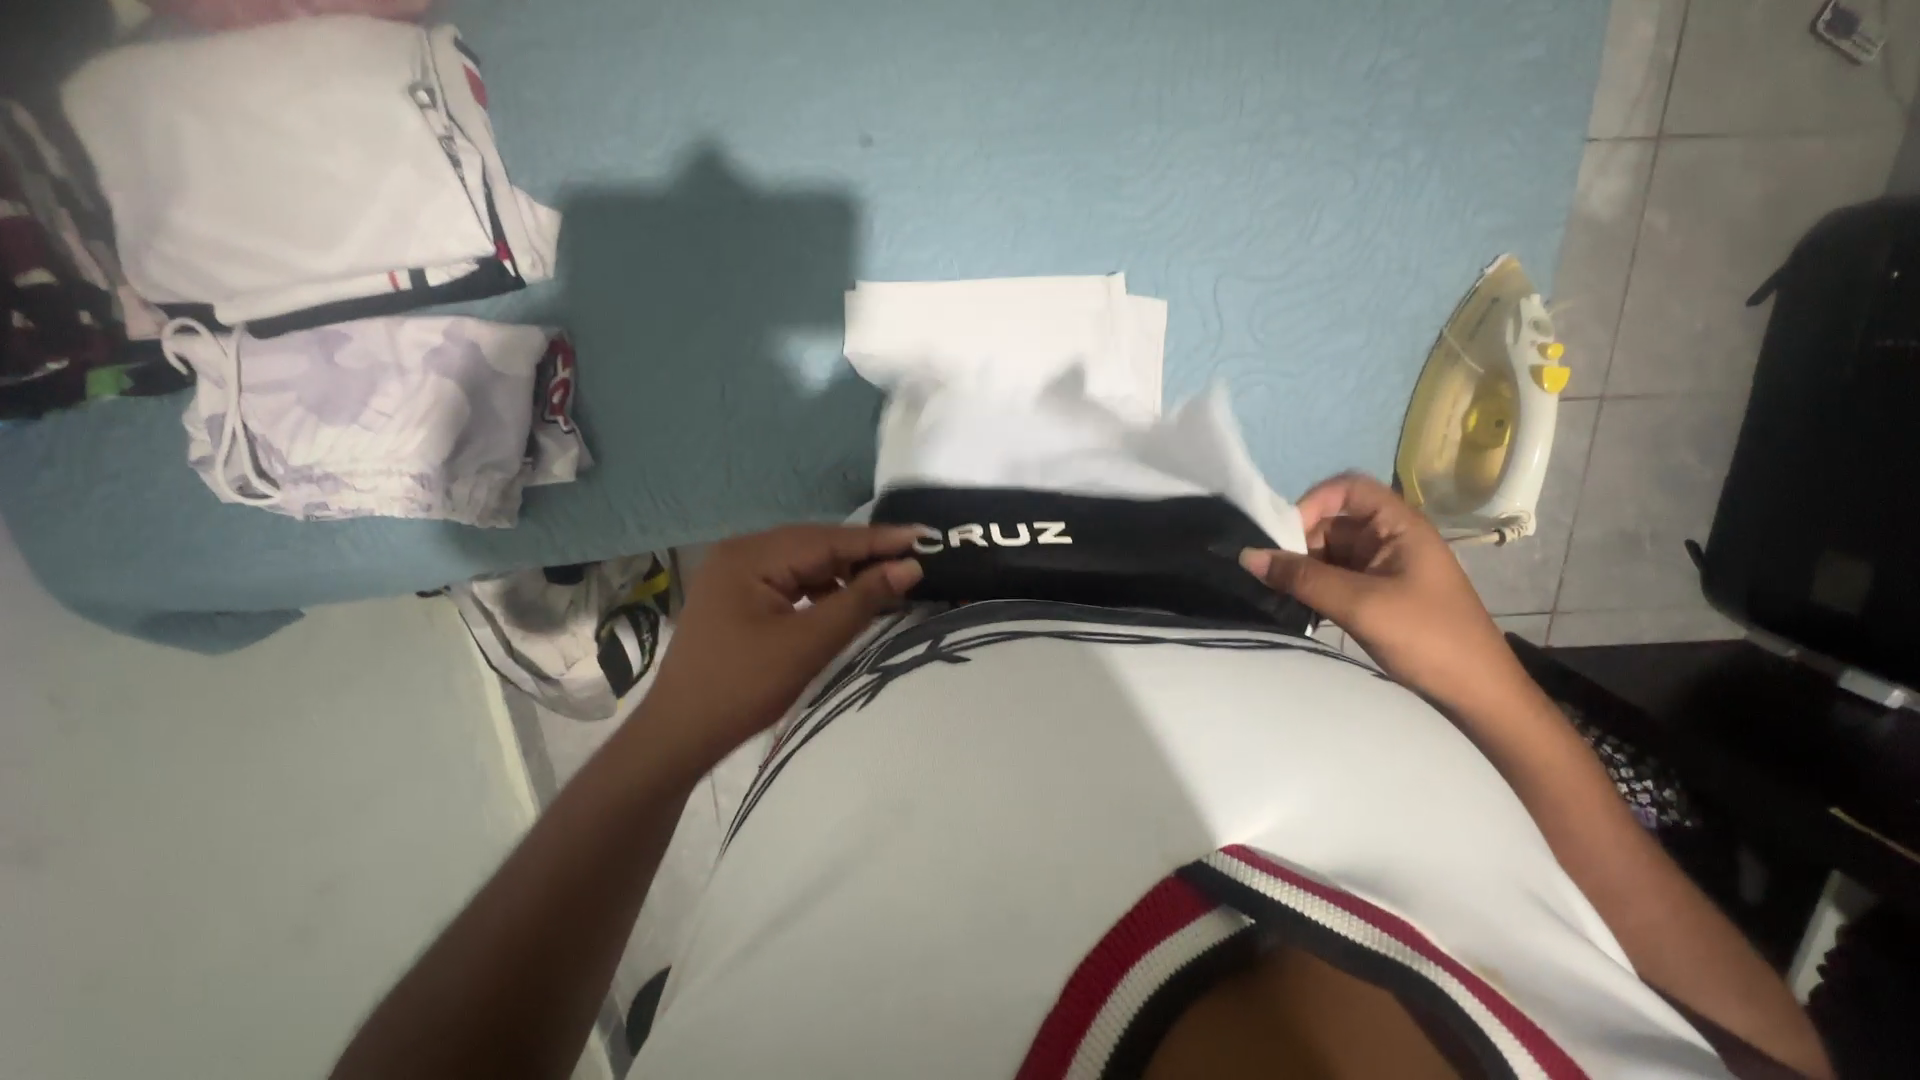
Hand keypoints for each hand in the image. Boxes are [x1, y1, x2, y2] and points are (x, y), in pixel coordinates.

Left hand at [636, 525, 923, 761]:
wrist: (679, 734)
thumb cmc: (742, 688)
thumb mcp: (807, 644)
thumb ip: (860, 601)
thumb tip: (909, 567)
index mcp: (750, 556)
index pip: (827, 539)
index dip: (879, 540)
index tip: (925, 537)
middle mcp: (740, 553)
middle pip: (814, 545)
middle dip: (863, 555)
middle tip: (914, 561)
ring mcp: (734, 574)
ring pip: (803, 564)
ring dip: (843, 574)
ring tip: (887, 586)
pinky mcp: (736, 597)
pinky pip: (789, 582)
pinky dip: (820, 591)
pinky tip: (844, 604)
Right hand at [1238, 472, 1527, 712]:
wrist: (1478, 694)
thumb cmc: (1428, 638)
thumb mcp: (1360, 605)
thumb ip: (1302, 578)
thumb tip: (1246, 555)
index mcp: (1399, 526)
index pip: (1347, 488)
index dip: (1312, 501)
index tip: (1283, 536)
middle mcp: (1390, 539)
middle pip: (1332, 520)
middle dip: (1298, 540)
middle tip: (1271, 572)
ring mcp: (1384, 569)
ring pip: (1329, 552)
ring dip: (1302, 567)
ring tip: (1278, 592)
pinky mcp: (1378, 596)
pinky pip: (1335, 578)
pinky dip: (1313, 587)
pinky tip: (1296, 606)